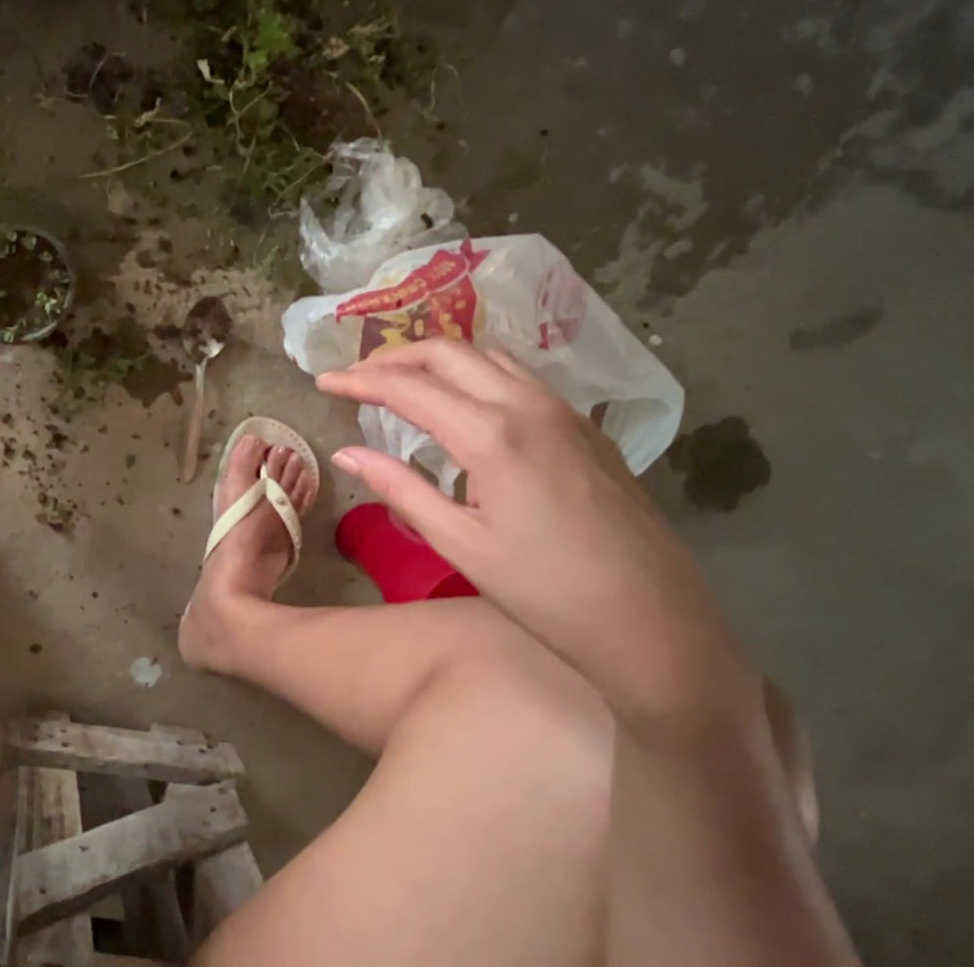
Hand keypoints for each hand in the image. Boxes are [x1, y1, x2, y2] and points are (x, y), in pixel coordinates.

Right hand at [317, 339, 743, 722]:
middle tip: (355, 378)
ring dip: (438, 360)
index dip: (358, 381)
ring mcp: (566, 414)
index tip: (322, 383)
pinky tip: (461, 405)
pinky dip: (476, 375)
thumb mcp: (458, 542)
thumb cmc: (545, 592)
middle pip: (449, 353)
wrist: (654, 622)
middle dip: (394, 357)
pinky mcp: (586, 429)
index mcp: (492, 435)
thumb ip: (398, 488)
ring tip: (401, 383)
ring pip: (489, 357)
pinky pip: (520, 378)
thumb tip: (345, 452)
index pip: (408, 387)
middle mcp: (530, 407)